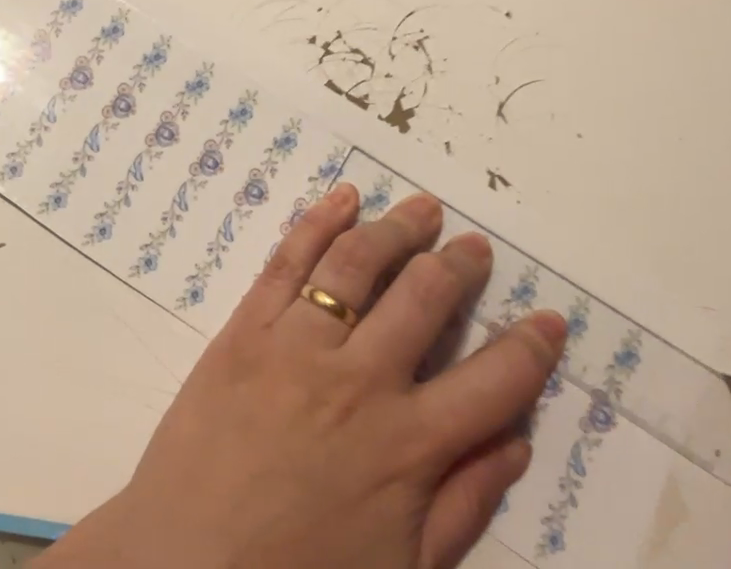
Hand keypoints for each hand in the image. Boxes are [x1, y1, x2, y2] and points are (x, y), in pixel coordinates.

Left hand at [34, 183, 568, 568]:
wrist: (181, 563)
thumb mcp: (402, 565)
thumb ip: (464, 504)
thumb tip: (517, 441)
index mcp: (409, 444)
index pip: (493, 381)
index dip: (531, 348)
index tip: (549, 319)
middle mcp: (360, 379)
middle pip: (425, 297)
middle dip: (460, 266)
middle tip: (474, 248)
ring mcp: (297, 344)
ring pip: (358, 264)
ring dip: (397, 229)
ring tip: (422, 209)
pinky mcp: (244, 329)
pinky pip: (287, 262)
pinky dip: (319, 221)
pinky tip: (343, 198)